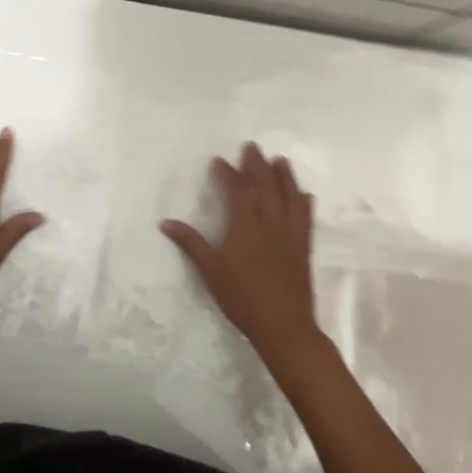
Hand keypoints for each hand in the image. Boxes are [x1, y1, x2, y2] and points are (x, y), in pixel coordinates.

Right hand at [162, 142, 319, 359]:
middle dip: (258, 165)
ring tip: (281, 160)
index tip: (220, 160)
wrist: (283, 325)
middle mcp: (270, 224)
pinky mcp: (304, 249)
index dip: (229, 174)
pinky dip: (304, 203)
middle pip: (266, 187)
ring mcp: (290, 236)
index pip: (238, 191)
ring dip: (285, 177)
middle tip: (252, 147)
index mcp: (245, 227)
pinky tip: (304, 195)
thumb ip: (190, 242)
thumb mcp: (210, 270)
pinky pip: (306, 219)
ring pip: (289, 198)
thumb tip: (165, 222)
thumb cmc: (241, 297)